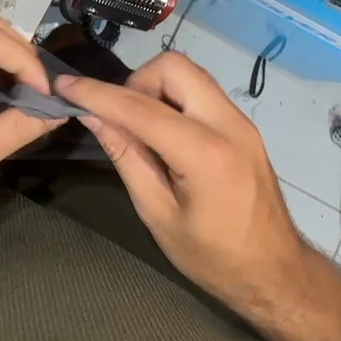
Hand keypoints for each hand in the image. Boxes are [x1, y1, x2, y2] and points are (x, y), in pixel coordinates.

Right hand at [57, 53, 306, 309]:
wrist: (277, 274)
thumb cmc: (214, 258)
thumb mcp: (158, 214)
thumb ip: (126, 157)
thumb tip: (92, 116)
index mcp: (206, 154)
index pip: (140, 108)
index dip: (96, 94)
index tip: (63, 86)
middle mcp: (228, 124)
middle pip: (172, 67)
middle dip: (135, 82)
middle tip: (120, 120)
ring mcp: (240, 120)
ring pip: (188, 73)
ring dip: (155, 88)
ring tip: (141, 129)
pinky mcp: (243, 124)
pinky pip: (200, 90)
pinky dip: (172, 97)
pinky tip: (163, 134)